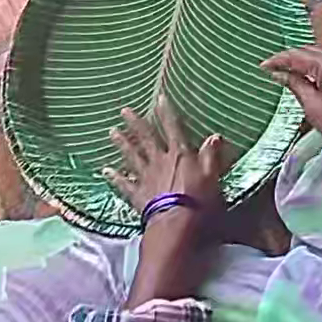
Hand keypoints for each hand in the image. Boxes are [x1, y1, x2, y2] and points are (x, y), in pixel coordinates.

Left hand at [105, 95, 223, 305]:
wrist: (175, 224)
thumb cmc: (199, 200)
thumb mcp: (212, 176)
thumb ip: (211, 156)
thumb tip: (215, 136)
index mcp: (179, 155)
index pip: (172, 128)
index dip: (166, 113)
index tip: (158, 98)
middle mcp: (159, 161)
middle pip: (146, 139)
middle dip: (135, 123)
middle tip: (123, 110)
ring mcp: (145, 178)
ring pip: (132, 157)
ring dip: (122, 144)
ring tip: (112, 132)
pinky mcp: (137, 195)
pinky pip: (124, 184)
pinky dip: (115, 177)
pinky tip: (106, 170)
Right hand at [260, 47, 321, 155]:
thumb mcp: (312, 106)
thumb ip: (295, 84)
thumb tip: (280, 74)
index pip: (297, 55)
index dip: (278, 60)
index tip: (264, 66)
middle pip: (309, 50)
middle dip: (290, 58)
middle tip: (274, 68)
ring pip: (321, 55)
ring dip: (304, 61)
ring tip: (288, 72)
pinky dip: (317, 66)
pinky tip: (308, 76)